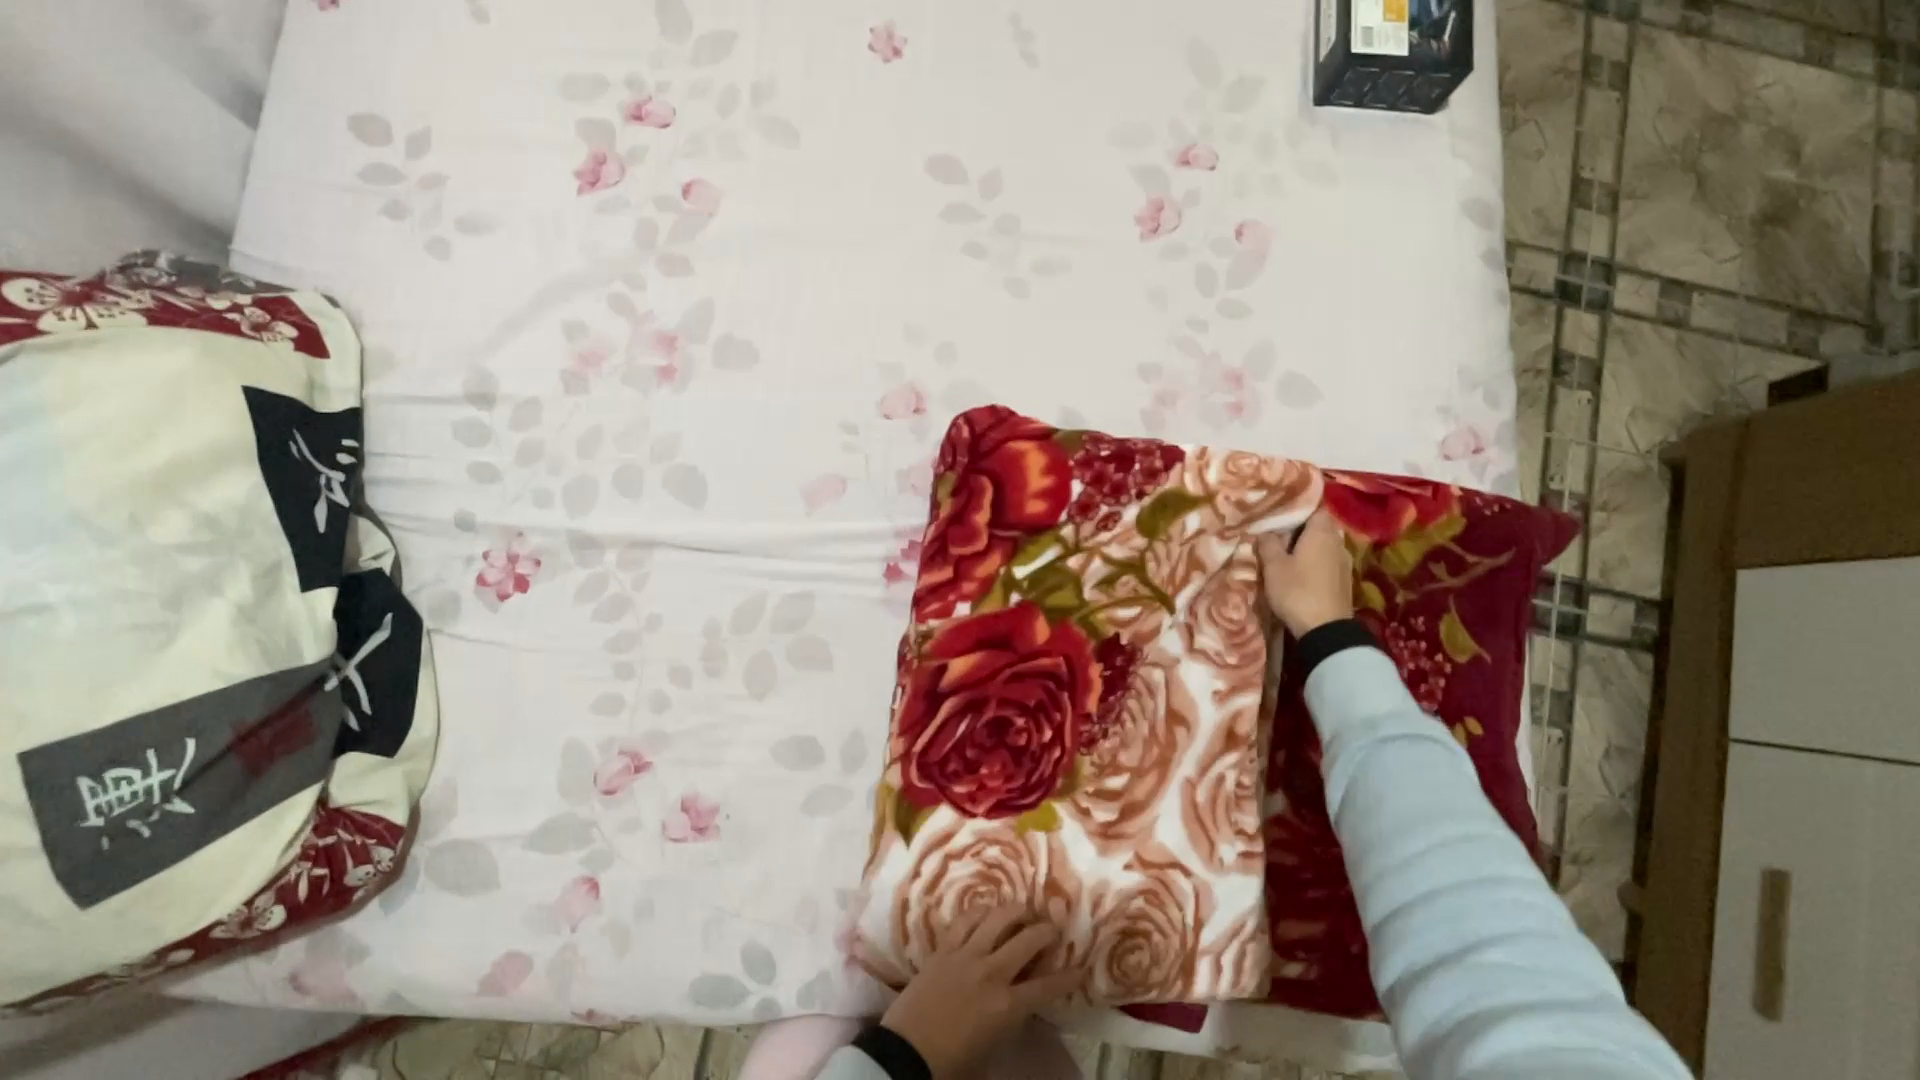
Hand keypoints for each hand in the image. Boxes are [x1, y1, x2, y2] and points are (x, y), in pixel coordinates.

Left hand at [874, 907, 1081, 1078]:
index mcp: (1007, 1006)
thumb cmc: (952, 1063)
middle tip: (1053, 929)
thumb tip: (1022, 1002)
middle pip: (1028, 939)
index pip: (1048, 986)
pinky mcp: (943, 949)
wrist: (905, 1054)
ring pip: (998, 918)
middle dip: (1047, 930)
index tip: (1079, 968)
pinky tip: (988, 913)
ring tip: (1025, 912)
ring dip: (1017, 911)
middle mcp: (991, 973)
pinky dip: (981, 912)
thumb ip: (1011, 1019)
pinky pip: (966, 920)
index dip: (1069, 977)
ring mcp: (965, 956)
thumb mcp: (993, 1047)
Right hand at [1256, 510, 1353, 638]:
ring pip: (1323, 544)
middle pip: (1319, 526)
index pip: (1315, 506)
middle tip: (1278, 533)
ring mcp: (1344, 561)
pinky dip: (1315, 561)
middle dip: (1300, 528)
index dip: (1299, 506)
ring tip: (1286, 553)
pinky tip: (1300, 571)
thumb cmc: (1297, 591)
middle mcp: (1338, 541)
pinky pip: (1327, 560)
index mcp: (1322, 532)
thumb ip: (1268, 543)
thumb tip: (1265, 531)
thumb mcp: (1273, 566)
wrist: (1326, 630)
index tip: (1281, 510)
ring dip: (1307, 546)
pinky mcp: (1344, 579)